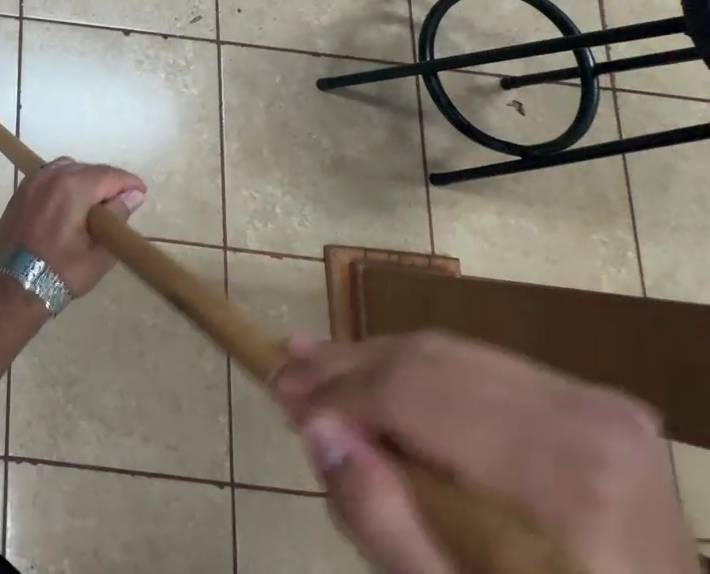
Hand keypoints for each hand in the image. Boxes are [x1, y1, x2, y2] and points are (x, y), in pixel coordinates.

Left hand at [0, 157, 144, 296]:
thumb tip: (132, 196)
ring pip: (66, 169)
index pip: (109, 174)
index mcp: (72, 187)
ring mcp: (31, 182)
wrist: (12, 282)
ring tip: (96, 204)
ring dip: (85, 180)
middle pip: (87, 169)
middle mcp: (50, 176)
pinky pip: (48, 177)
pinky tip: (71, 204)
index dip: (129, 183)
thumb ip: (117, 218)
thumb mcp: (99, 251)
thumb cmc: (61, 271)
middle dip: (108, 182)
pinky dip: (64, 184)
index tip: (141, 195)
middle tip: (122, 203)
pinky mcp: (20, 192)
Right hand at [270, 333, 697, 573]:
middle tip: (279, 381)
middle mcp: (587, 421)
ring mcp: (596, 404)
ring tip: (309, 374)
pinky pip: (473, 362)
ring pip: (441, 351)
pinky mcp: (593, 400)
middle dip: (341, 370)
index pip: (411, 395)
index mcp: (562, 478)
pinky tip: (366, 373)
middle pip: (423, 363)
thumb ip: (384, 525)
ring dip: (368, 362)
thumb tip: (317, 432)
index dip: (335, 397)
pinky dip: (412, 368)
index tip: (282, 409)